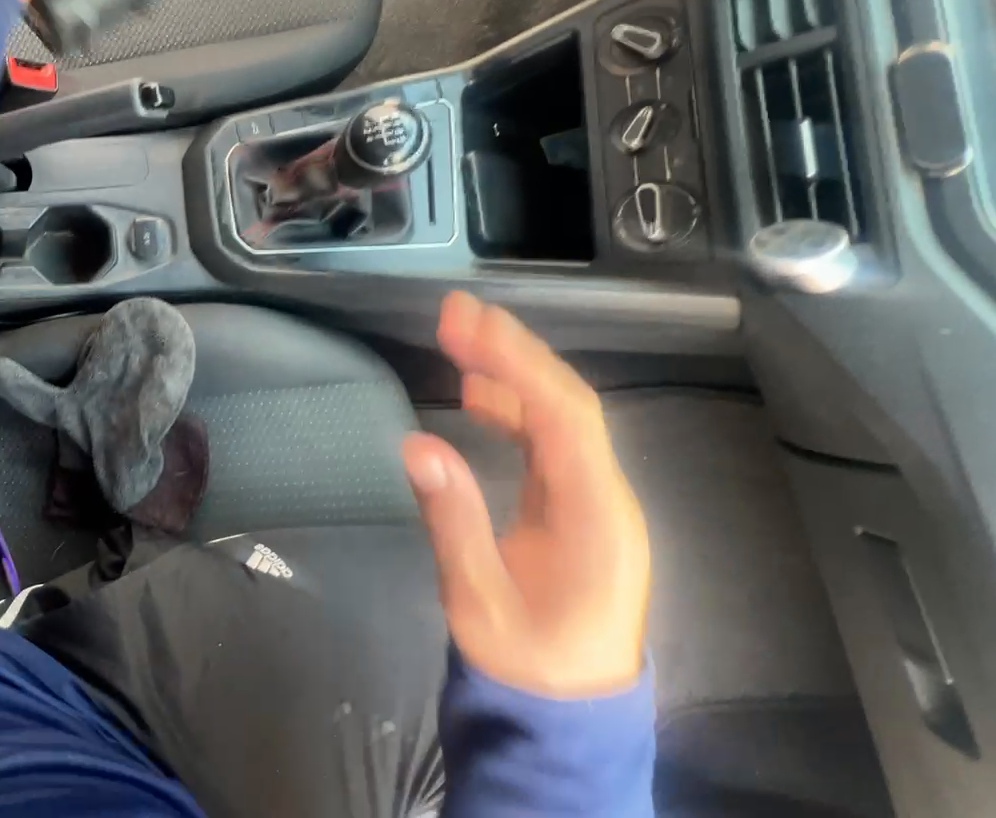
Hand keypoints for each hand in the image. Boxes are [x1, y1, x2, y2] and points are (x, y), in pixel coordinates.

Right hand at [402, 292, 651, 697]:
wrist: (570, 709)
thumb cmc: (527, 658)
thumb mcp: (479, 596)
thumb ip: (453, 518)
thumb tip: (417, 443)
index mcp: (595, 515)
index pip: (563, 417)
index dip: (517, 364)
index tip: (468, 326)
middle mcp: (604, 496)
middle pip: (566, 404)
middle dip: (513, 352)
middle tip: (456, 313)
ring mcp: (593, 500)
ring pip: (558, 417)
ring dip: (511, 372)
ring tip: (459, 337)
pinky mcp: (574, 507)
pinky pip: (546, 441)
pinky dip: (513, 407)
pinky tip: (477, 394)